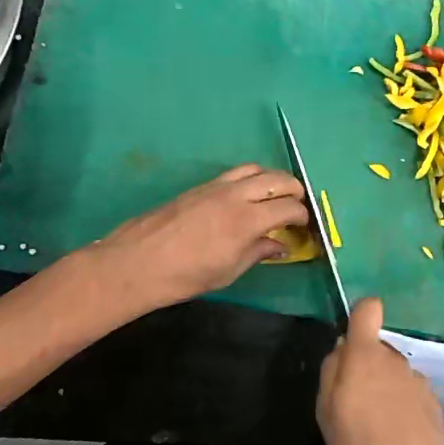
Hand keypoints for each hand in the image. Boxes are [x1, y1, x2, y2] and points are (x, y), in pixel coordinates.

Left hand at [84, 164, 308, 312]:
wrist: (139, 261)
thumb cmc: (187, 275)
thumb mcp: (229, 271)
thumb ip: (259, 253)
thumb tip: (281, 245)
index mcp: (248, 220)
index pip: (289, 207)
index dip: (302, 216)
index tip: (304, 226)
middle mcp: (236, 195)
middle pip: (277, 179)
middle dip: (294, 190)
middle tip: (297, 206)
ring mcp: (216, 186)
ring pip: (255, 169)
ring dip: (272, 178)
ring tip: (275, 195)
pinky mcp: (200, 186)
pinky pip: (234, 173)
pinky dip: (250, 179)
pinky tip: (247, 196)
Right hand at [317, 298, 443, 444]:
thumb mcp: (325, 411)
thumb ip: (332, 371)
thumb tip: (343, 348)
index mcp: (365, 356)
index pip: (368, 309)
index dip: (360, 315)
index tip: (352, 338)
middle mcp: (396, 360)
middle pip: (378, 350)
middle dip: (365, 368)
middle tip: (353, 406)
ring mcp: (419, 381)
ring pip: (395, 374)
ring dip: (385, 390)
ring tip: (376, 429)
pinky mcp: (435, 404)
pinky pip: (411, 395)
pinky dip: (403, 408)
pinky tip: (398, 438)